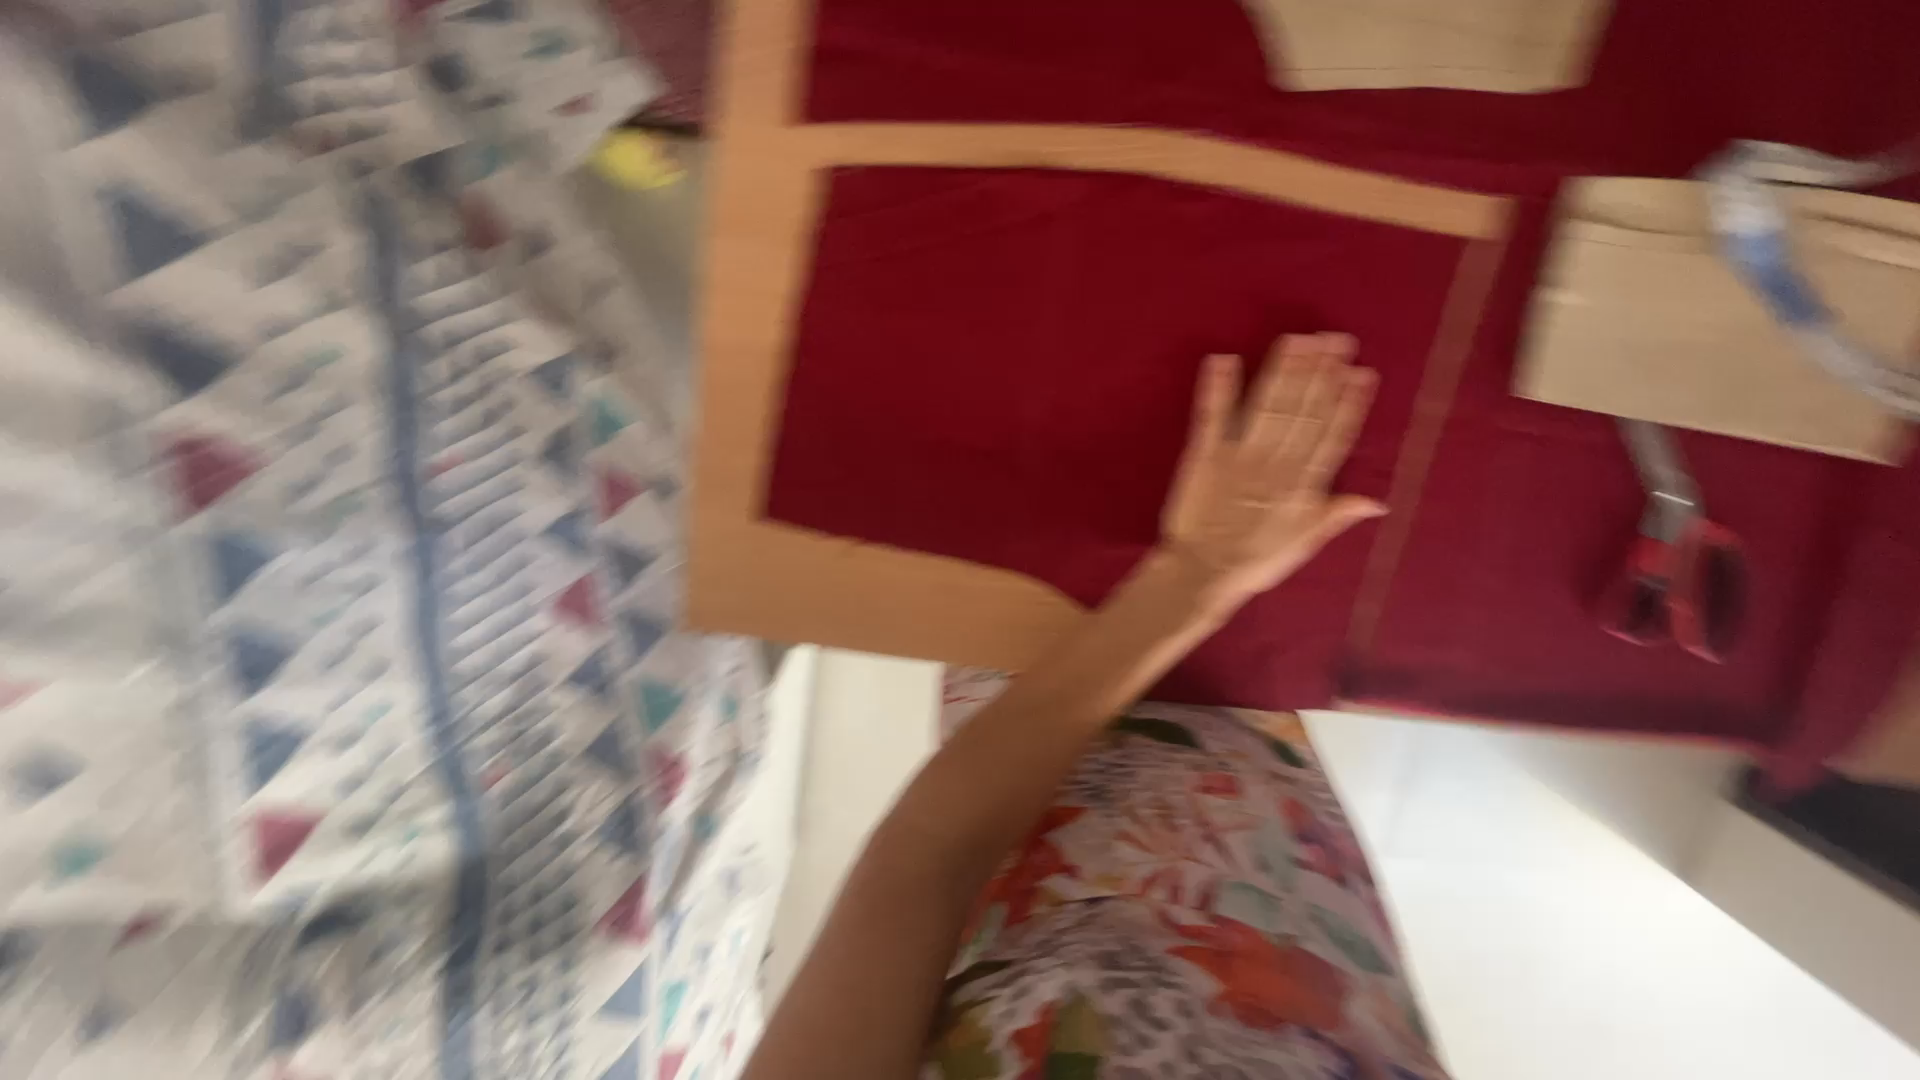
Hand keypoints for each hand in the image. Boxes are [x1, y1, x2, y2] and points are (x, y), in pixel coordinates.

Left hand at [1160, 333, 1383, 605]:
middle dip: (1319, 374)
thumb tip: (1377, 500)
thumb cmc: (1254, 561)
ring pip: (1268, 408)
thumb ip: (1334, 515)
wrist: (1202, 574)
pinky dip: (1218, 389)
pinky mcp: (1204, 457)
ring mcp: (1239, 458)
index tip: (1360, 372)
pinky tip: (1223, 360)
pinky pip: (1213, 418)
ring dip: (1282, 372)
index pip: (1332, 437)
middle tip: (1332, 339)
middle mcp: (1276, 466)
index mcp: (1303, 487)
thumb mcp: (1303, 544)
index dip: (1347, 404)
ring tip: (1296, 341)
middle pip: (1303, 413)